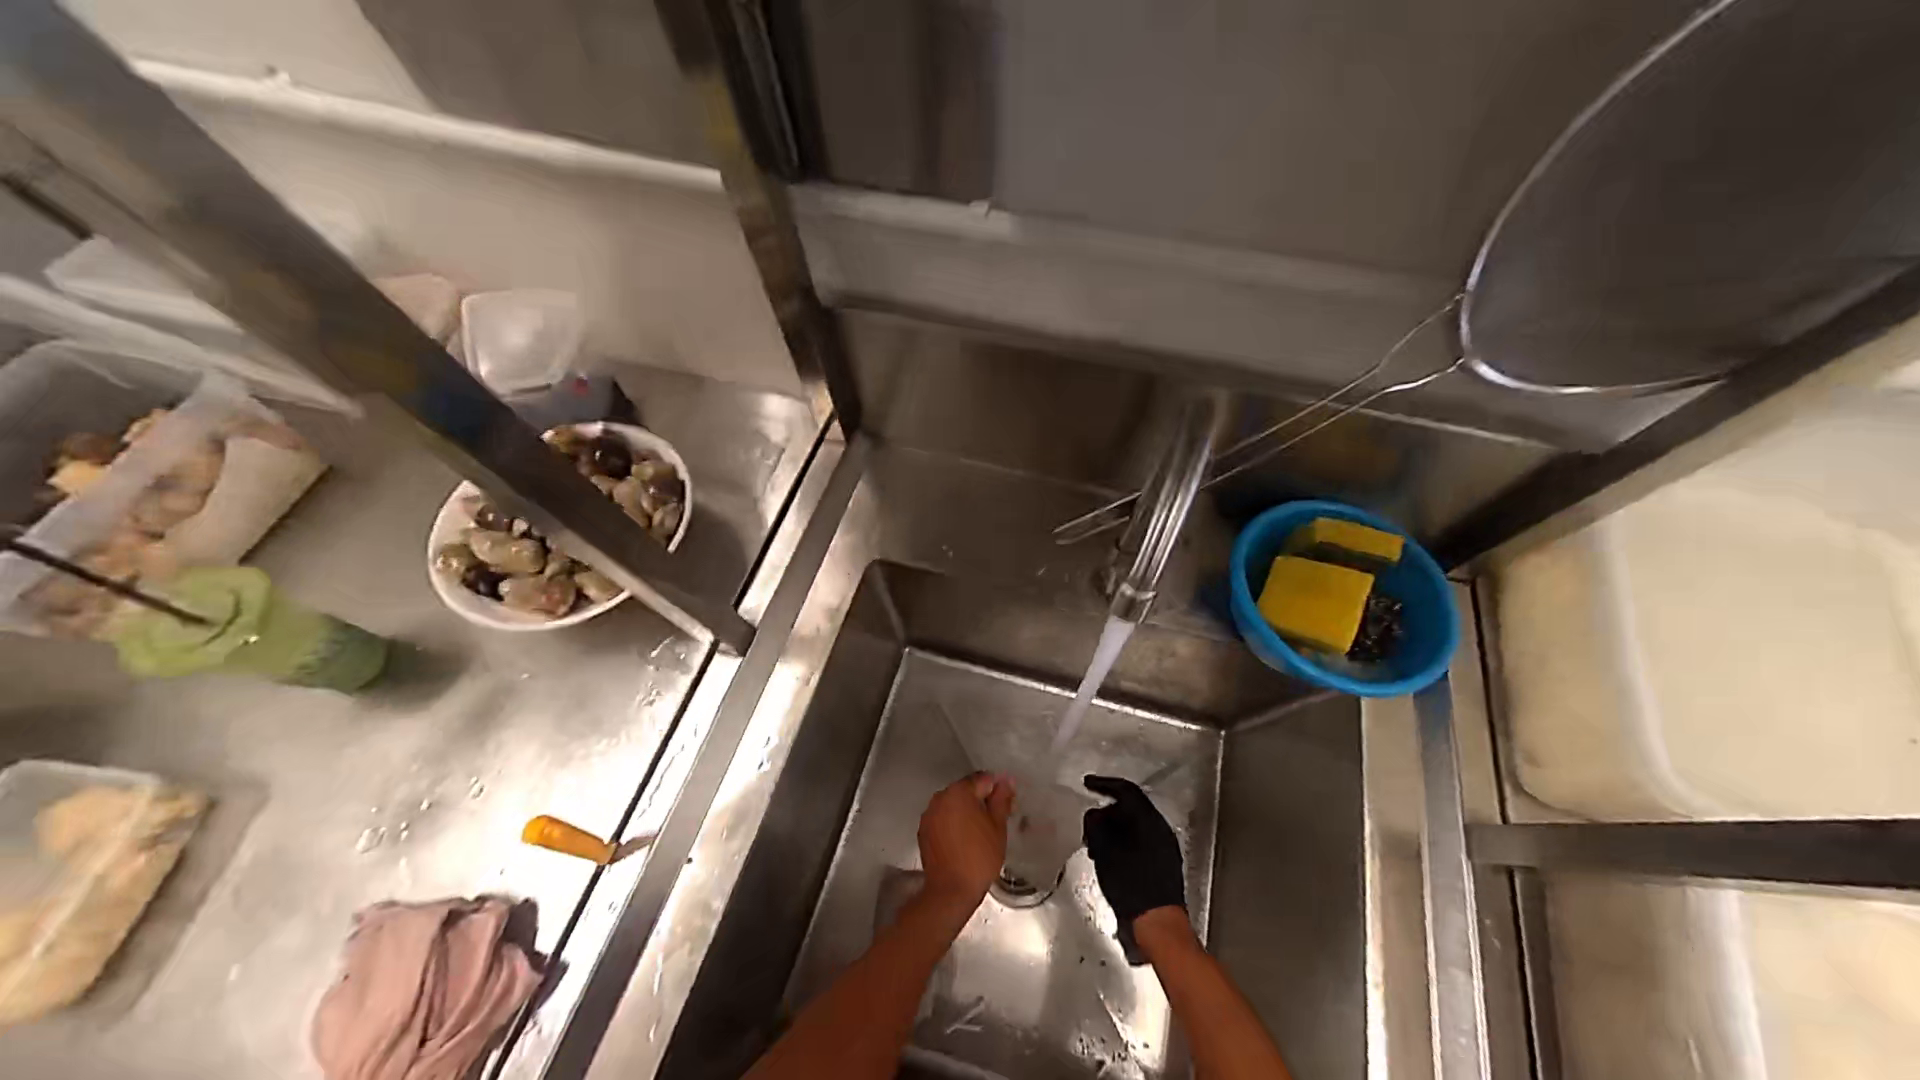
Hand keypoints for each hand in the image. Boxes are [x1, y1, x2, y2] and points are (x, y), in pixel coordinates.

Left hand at [918, 772, 1014, 908]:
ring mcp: (929, 814)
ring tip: (979, 835)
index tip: (1005, 807)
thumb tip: (1006, 781)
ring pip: (953, 805)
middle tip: (994, 823)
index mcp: (959, 791)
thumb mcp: (998, 827)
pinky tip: (963, 842)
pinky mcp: (923, 830)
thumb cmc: (979, 858)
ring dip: (966, 812)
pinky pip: (942, 819)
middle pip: (966, 790)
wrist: (950, 890)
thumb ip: (1001, 799)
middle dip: (980, 801)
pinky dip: (952, 824)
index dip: (997, 791)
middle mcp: (940, 797)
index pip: (983, 779)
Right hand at [1083, 775, 1185, 926]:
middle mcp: (1161, 830)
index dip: (1104, 783)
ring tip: (1095, 845)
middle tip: (1089, 824)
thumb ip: (1096, 825)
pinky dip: (1122, 842)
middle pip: (1131, 808)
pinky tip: (1109, 858)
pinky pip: (1140, 841)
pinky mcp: (1164, 865)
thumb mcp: (1104, 851)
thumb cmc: (1130, 885)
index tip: (1087, 783)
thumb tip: (1094, 815)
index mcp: (1149, 821)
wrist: (1158, 926)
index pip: (1126, 791)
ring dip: (1113, 830)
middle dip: (1106, 812)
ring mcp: (1165, 848)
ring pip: (1134, 826)